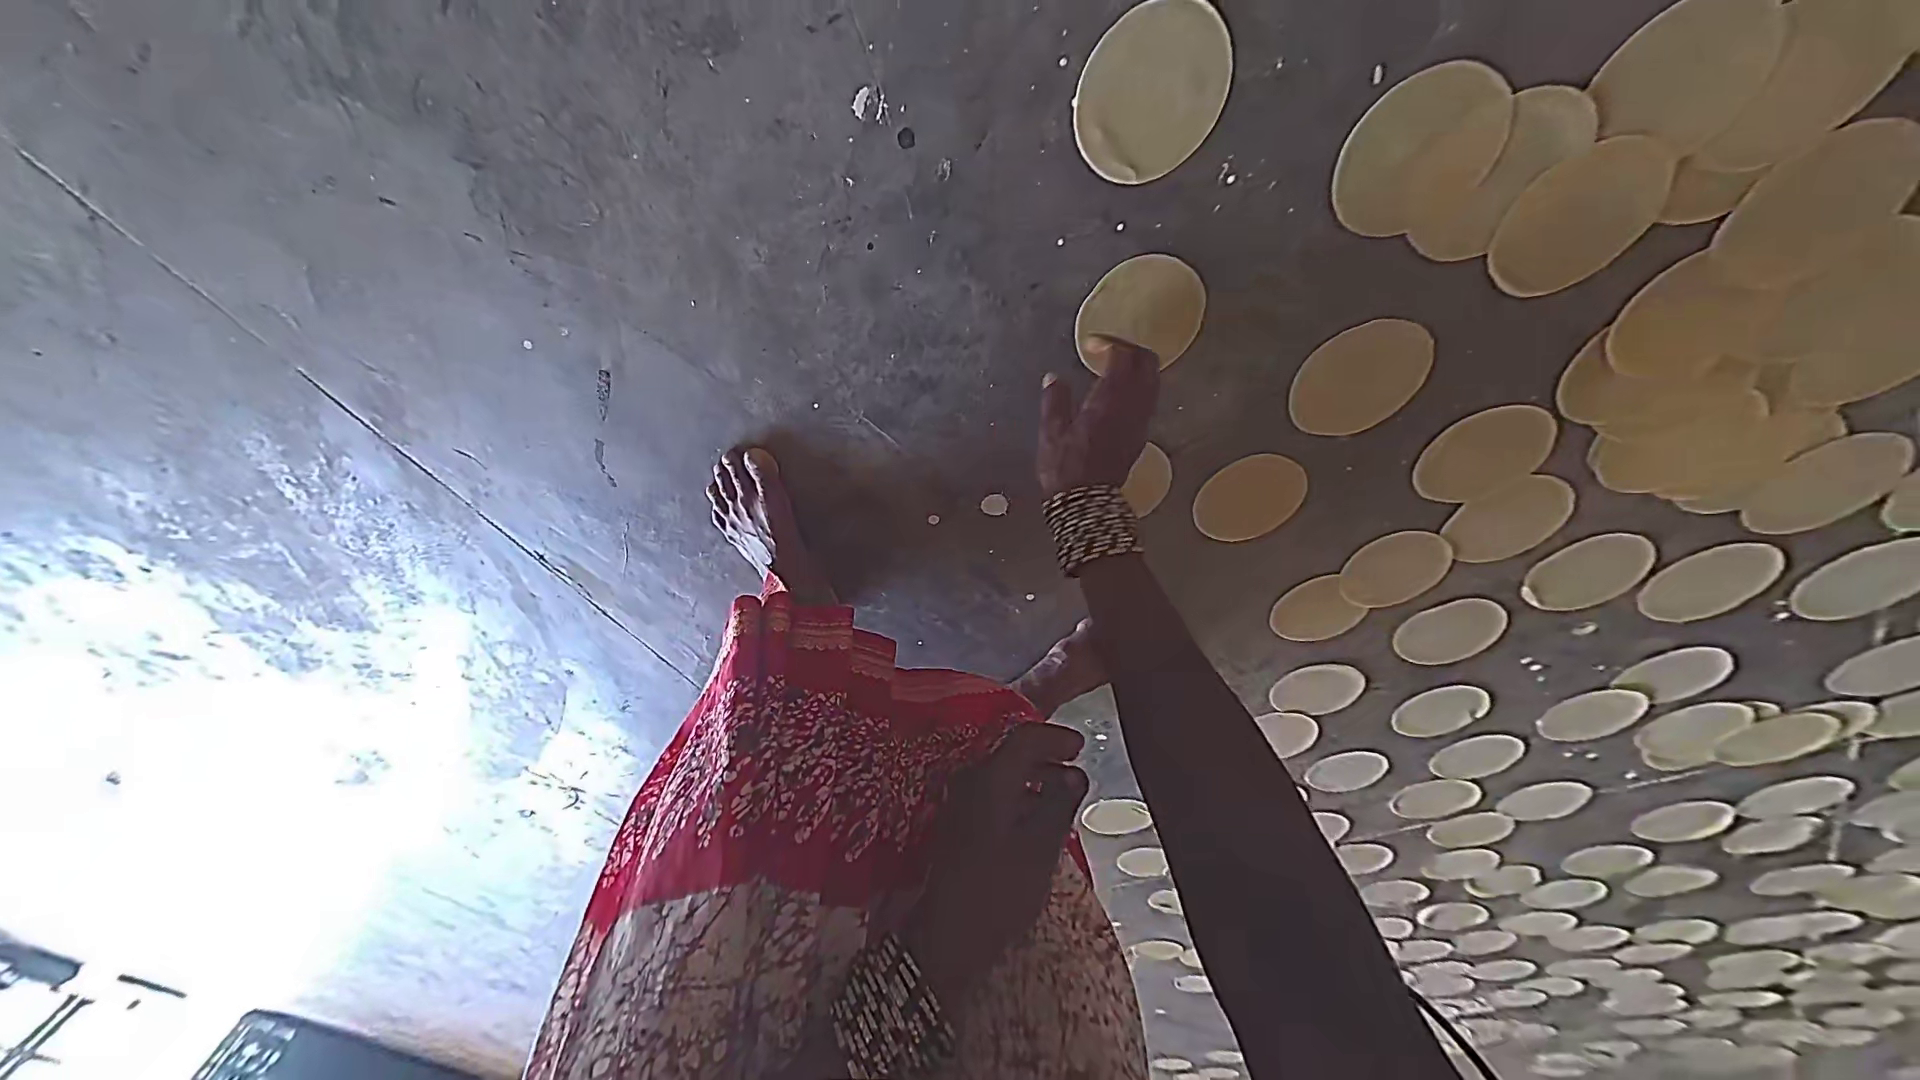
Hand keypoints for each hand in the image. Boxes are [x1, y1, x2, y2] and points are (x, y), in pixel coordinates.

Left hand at [903, 723, 1089, 1003]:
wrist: (947, 936)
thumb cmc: (998, 890)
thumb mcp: (1039, 847)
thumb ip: (1059, 804)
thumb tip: (1074, 774)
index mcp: (990, 779)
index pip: (1024, 738)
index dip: (1055, 737)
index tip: (1080, 746)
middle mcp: (971, 781)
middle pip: (1011, 753)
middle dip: (1046, 756)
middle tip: (1075, 767)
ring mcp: (960, 802)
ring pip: (1002, 774)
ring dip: (1034, 777)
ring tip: (1063, 795)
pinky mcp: (958, 823)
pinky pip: (993, 793)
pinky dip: (1019, 795)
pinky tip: (1037, 818)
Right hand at [1037, 335, 1160, 497]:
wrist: (1086, 502)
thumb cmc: (1065, 468)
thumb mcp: (1051, 432)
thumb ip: (1054, 400)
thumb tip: (1053, 378)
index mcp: (1109, 401)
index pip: (1122, 356)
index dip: (1109, 343)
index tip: (1091, 344)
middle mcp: (1132, 407)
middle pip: (1147, 363)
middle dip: (1130, 349)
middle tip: (1108, 349)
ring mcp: (1140, 422)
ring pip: (1152, 381)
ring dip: (1137, 367)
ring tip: (1114, 369)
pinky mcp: (1141, 435)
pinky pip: (1149, 399)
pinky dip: (1138, 386)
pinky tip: (1118, 394)